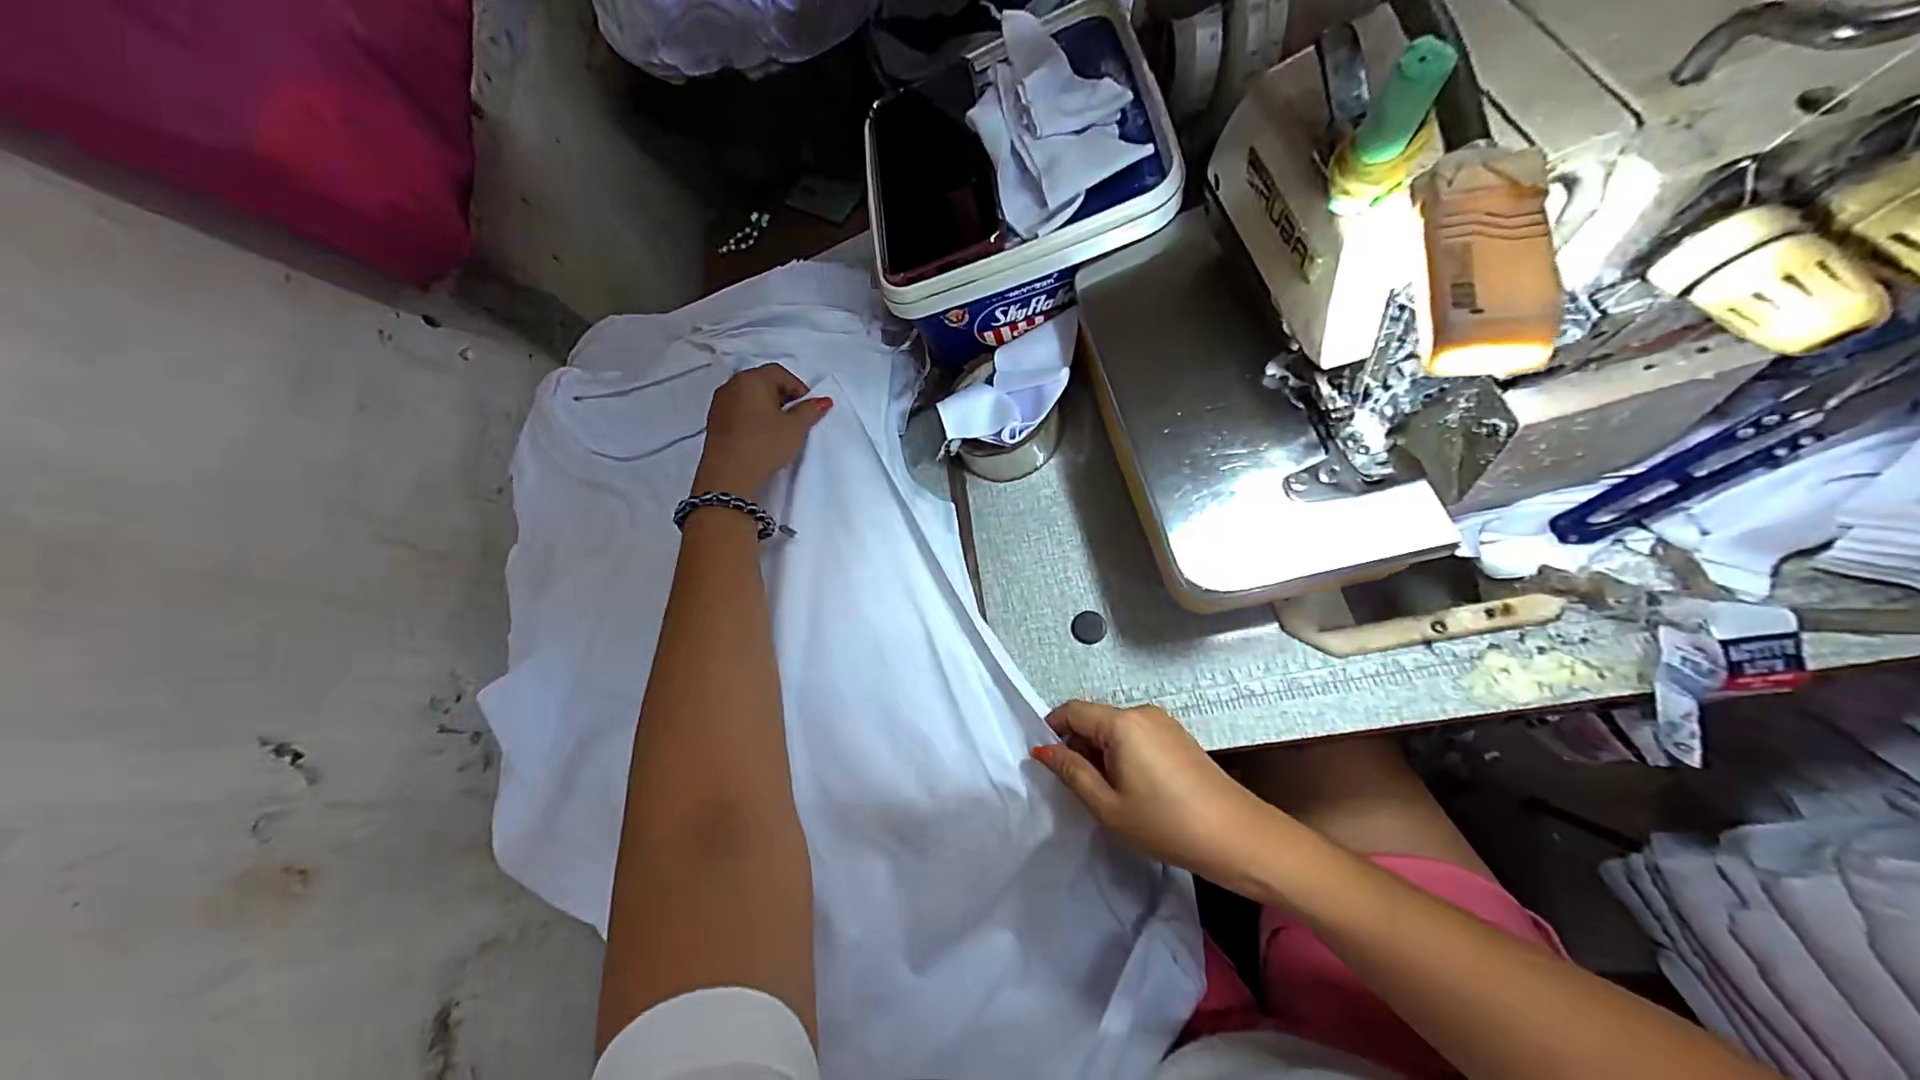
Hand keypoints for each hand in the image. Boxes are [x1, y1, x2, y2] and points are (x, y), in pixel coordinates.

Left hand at [692, 364, 833, 494]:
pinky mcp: (713, 422)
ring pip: (749, 397)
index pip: (780, 373)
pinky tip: (761, 437)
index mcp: (752, 379)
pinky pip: (738, 411)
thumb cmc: (765, 444)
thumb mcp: (795, 428)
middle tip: (796, 418)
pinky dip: (752, 418)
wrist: (729, 475)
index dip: (798, 388)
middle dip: (782, 396)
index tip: (808, 408)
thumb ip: (810, 410)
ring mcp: (719, 403)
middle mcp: (732, 385)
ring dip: (766, 408)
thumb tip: (822, 401)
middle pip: (762, 382)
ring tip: (779, 429)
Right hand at [1032, 701, 1274, 881]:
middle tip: (1079, 787)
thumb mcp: (1108, 805)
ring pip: (1115, 729)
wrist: (1237, 837)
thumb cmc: (1168, 824)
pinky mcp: (1178, 736)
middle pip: (1094, 718)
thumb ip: (1071, 772)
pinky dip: (1124, 755)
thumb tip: (1043, 750)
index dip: (1052, 731)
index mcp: (1122, 723)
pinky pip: (1136, 735)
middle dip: (1078, 746)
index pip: (1072, 710)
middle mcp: (1143, 712)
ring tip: (1110, 795)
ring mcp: (1164, 722)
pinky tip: (1134, 789)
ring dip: (1101, 753)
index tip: (1046, 761)